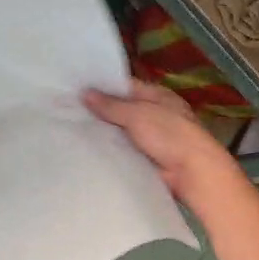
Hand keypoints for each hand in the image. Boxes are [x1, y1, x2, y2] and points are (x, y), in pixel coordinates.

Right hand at [84, 81, 239, 204]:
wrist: (191, 172)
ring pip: (120, 132)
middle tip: (67, 110)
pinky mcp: (146, 159)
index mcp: (157, 96)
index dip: (102, 87)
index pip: (125, 86)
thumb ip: (111, 106)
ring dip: (102, 132)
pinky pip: (123, 151)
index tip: (75, 89)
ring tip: (70, 128)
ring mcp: (150, 138)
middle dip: (99, 111)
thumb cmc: (169, 135)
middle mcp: (154, 114)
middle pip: (121, 110)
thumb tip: (85, 93)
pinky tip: (87, 150)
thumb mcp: (138, 114)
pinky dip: (109, 150)